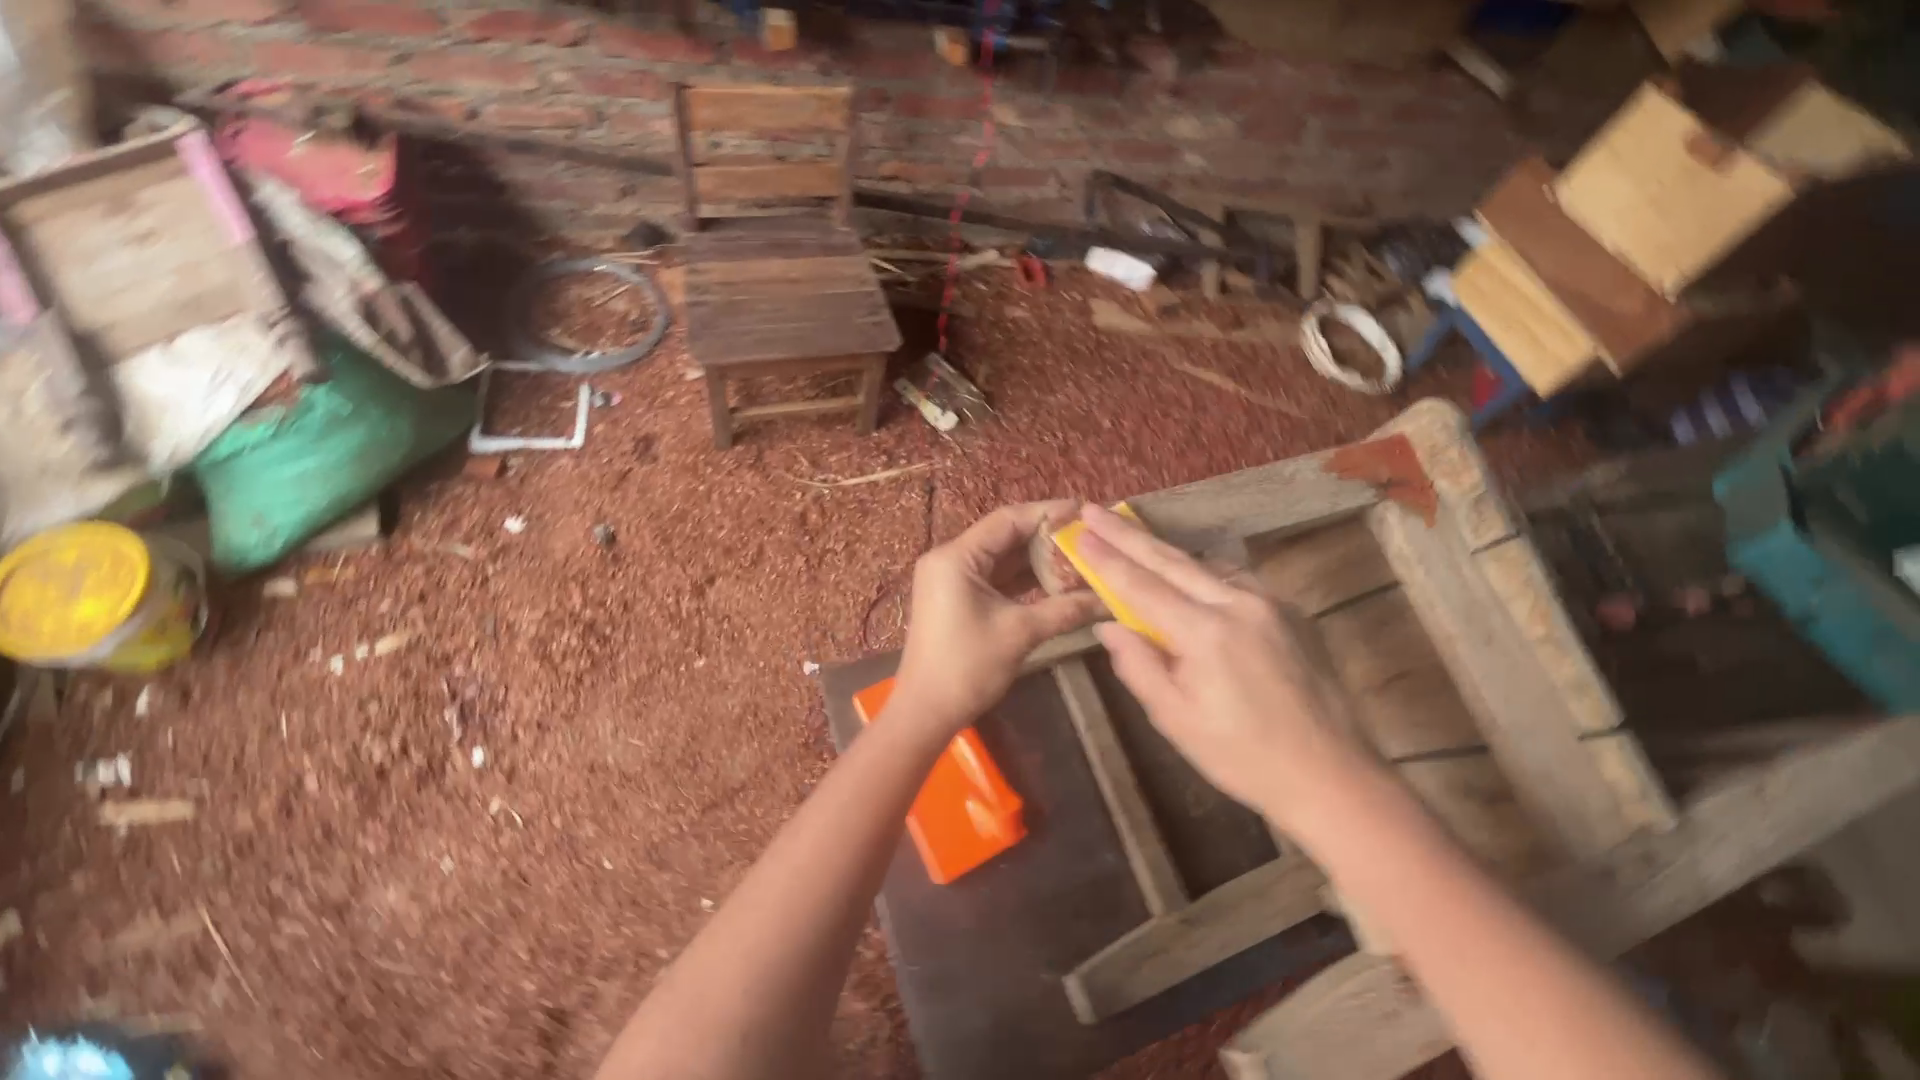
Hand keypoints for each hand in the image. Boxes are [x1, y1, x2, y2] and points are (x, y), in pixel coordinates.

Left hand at [894, 501, 1105, 734]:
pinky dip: (1022, 579)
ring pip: (1001, 558)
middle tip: (1088, 536)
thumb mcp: (1021, 633)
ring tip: (1079, 557)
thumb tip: (1109, 599)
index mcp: (956, 558)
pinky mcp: (956, 599)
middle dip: (1046, 537)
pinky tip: (1055, 580)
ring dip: (1036, 559)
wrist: (926, 712)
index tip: (1084, 511)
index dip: (1048, 513)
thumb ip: (1065, 609)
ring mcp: (950, 580)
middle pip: (1004, 536)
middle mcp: (949, 559)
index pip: (1008, 520)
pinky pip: (993, 578)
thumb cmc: (967, 668)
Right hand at [1074, 504, 1384, 832]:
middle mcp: (1238, 604)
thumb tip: (1108, 626)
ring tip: (1134, 540)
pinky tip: (1192, 581)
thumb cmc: (1242, 757)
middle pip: (1172, 560)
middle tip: (1096, 510)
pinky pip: (1237, 581)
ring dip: (1168, 553)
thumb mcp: (1175, 719)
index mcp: (1204, 633)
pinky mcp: (1291, 613)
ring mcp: (1270, 603)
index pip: (1141, 585)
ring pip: (1207, 566)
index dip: (1106, 558)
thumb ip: (1138, 666)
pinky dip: (1205, 575)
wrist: (1330, 774)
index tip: (1079, 532)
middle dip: (1129, 535)